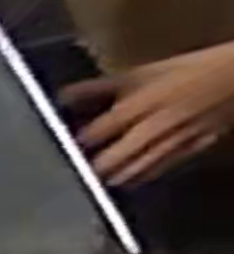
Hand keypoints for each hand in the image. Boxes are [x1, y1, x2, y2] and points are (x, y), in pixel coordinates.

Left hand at [63, 41, 233, 185]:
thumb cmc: (194, 70)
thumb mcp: (145, 73)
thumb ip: (97, 89)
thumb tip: (58, 98)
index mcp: (143, 104)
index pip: (95, 134)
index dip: (71, 147)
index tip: (54, 154)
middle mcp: (160, 123)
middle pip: (112, 159)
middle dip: (88, 170)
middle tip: (70, 174)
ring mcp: (181, 137)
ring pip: (134, 170)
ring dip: (108, 179)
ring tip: (88, 183)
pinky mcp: (199, 145)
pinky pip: (161, 168)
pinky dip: (137, 178)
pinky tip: (119, 182)